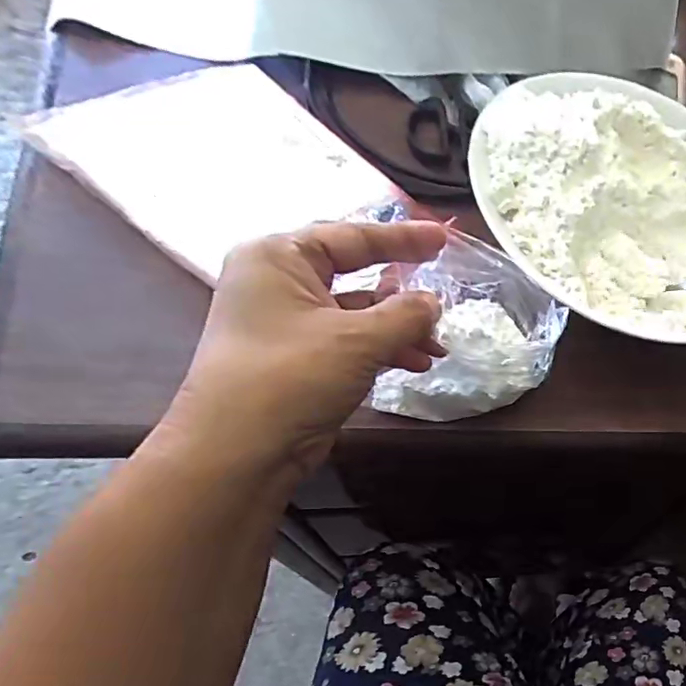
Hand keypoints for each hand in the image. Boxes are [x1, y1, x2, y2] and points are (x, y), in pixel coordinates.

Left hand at [147, 220, 449, 476]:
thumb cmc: (293, 376)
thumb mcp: (357, 339)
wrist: (243, 449)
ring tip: (436, 347)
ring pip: (356, 316)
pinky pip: (350, 345)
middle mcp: (279, 285)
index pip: (350, 236)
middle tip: (443, 299)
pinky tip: (415, 365)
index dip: (400, 238)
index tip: (442, 238)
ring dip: (399, 330)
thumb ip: (404, 315)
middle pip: (354, 276)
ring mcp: (288, 326)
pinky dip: (383, 352)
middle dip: (402, 295)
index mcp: (279, 258)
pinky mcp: (300, 363)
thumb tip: (433, 302)